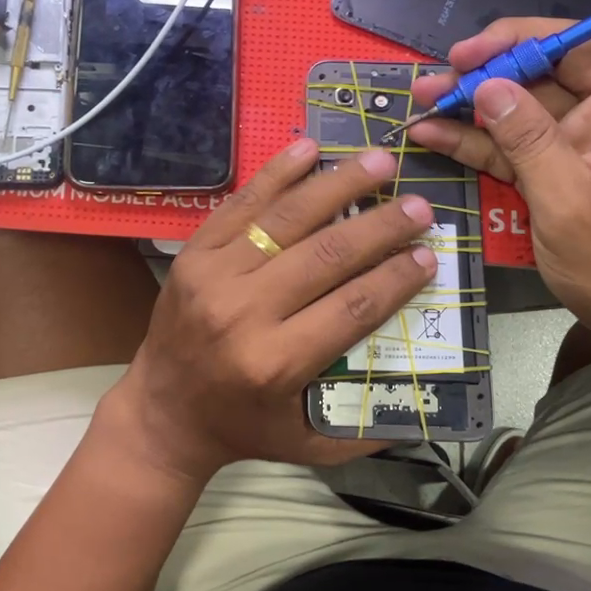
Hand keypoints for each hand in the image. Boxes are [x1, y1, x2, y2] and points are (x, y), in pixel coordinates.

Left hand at [102, 140, 438, 482]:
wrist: (162, 411)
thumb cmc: (242, 426)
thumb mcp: (307, 443)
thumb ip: (366, 426)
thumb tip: (426, 397)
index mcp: (275, 362)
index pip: (351, 307)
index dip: (395, 278)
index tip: (428, 255)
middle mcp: (244, 313)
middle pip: (326, 256)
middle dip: (380, 226)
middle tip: (419, 205)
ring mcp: (214, 276)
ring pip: (285, 220)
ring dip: (337, 185)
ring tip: (379, 161)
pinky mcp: (193, 253)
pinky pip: (240, 205)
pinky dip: (276, 174)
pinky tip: (308, 147)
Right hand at [407, 0, 590, 345]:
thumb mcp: (573, 205)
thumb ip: (530, 141)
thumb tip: (491, 87)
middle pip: (568, 51)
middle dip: (509, 49)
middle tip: (456, 62)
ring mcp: (584, 137)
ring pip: (529, 92)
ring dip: (477, 91)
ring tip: (426, 93)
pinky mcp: (555, 164)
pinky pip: (511, 135)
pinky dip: (473, 133)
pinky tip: (429, 132)